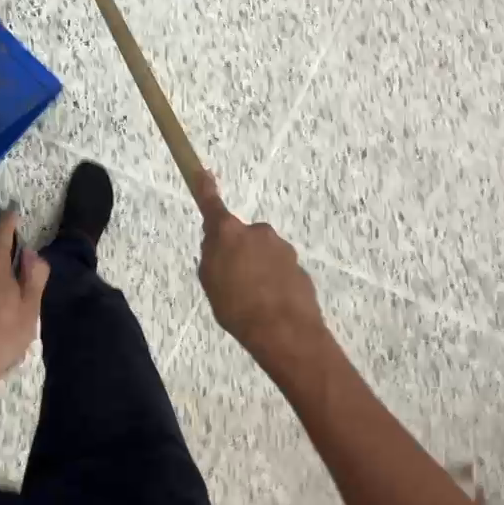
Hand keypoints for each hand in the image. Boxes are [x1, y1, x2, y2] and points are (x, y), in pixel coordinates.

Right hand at [196, 170, 329, 370]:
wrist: (286, 334)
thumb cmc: (236, 306)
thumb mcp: (209, 281)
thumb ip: (212, 255)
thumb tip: (217, 243)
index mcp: (229, 232)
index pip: (212, 203)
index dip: (205, 187)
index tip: (203, 170)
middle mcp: (258, 232)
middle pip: (241, 235)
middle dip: (237, 251)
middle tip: (231, 281)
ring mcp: (282, 249)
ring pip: (262, 254)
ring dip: (257, 269)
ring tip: (253, 301)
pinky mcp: (300, 268)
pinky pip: (279, 270)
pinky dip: (274, 282)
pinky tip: (271, 306)